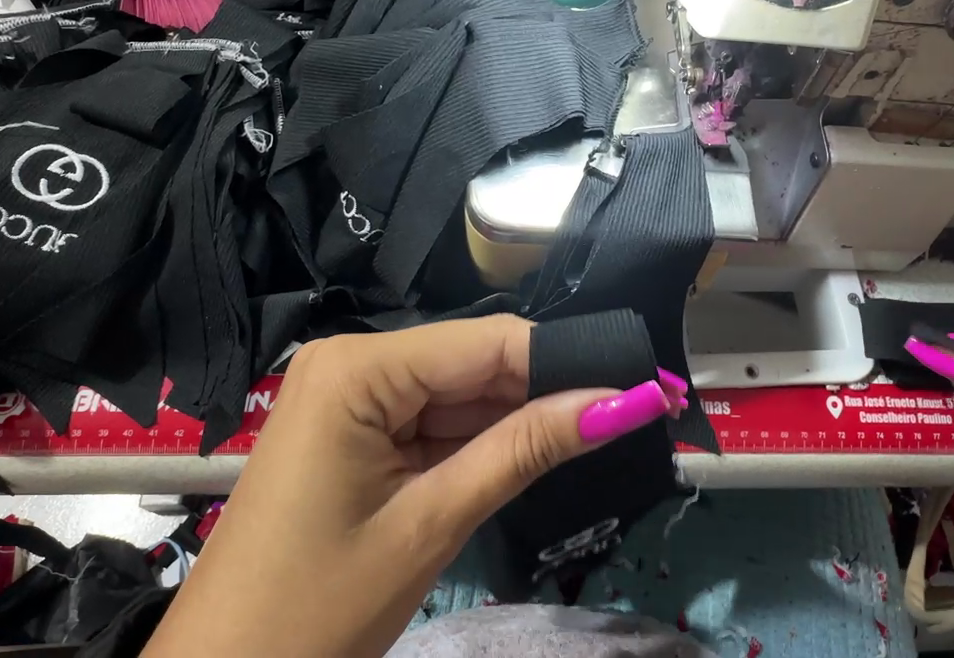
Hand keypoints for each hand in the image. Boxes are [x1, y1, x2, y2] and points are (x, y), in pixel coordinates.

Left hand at [144, 315, 679, 657]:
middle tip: (629, 414)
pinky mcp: (353, 430)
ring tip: (596, 433)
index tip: (639, 383)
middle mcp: (353, 361)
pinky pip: (432, 421)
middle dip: (546, 392)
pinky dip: (478, 442)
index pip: (489, 342)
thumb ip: (526, 450)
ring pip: (458, 393)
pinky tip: (531, 453)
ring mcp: (350, 396)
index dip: (568, 360)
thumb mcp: (432, 524)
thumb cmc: (314, 611)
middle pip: (474, 363)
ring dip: (517, 420)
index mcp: (359, 367)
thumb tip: (621, 401)